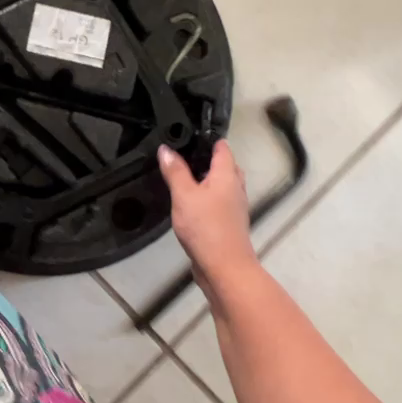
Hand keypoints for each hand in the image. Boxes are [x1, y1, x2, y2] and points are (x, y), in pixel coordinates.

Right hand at [157, 140, 256, 273]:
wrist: (224, 267)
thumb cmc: (205, 227)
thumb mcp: (183, 195)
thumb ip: (175, 171)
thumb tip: (165, 149)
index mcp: (227, 175)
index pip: (222, 148)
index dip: (208, 139)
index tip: (190, 135)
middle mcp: (235, 188)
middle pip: (226, 166)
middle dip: (208, 160)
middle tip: (183, 157)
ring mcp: (235, 207)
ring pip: (223, 186)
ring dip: (207, 181)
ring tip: (184, 179)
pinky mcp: (229, 223)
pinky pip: (219, 202)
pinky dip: (207, 198)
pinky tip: (191, 204)